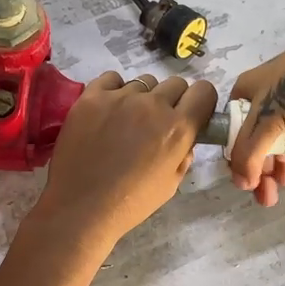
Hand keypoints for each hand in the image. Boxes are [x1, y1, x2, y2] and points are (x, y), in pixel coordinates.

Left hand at [35, 72, 217, 244]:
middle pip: (175, 83)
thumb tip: (185, 137)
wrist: (80, 207)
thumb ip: (184, 153)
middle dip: (172, 100)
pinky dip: (114, 90)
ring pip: (143, 82)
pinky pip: (112, 78)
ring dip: (142, 97)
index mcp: (178, 128)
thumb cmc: (131, 203)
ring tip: (126, 120)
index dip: (200, 101)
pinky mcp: (91, 97)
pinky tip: (108, 110)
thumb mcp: (172, 184)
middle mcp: (153, 105)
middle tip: (157, 122)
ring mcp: (120, 97)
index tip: (192, 112)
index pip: (204, 91)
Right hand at [228, 30, 284, 207]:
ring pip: (278, 140)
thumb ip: (249, 153)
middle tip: (267, 195)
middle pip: (255, 139)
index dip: (237, 157)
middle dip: (259, 168)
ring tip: (283, 186)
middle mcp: (264, 95)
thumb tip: (243, 184)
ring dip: (276, 166)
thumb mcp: (265, 119)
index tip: (247, 181)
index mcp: (246, 90)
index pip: (232, 130)